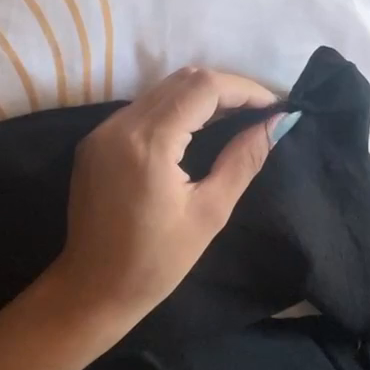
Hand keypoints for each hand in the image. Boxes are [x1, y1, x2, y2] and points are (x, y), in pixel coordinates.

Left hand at [51, 67, 285, 320]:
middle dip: (226, 88)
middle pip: (182, 80)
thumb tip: (277, 124)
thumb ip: (243, 160)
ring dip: (200, 95)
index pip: (203, 87)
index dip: (244, 89)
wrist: (92, 289)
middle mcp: (120, 125)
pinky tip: (198, 128)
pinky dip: (175, 108)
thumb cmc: (156, 262)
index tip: (274, 106)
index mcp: (148, 142)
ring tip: (237, 116)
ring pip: (161, 90)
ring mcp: (102, 131)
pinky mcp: (94, 141)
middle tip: (259, 111)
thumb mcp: (210, 212)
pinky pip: (142, 108)